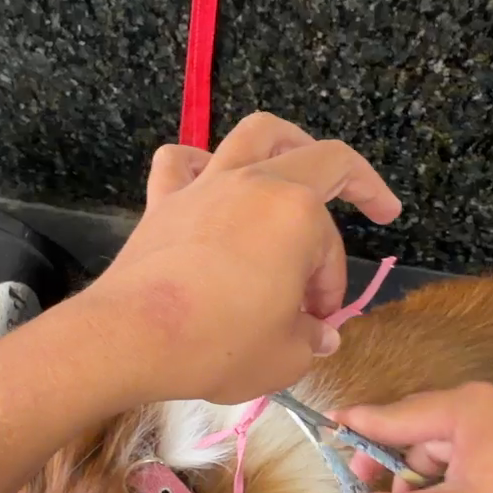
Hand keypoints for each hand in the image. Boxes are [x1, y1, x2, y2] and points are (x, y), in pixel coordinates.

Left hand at [72, 113, 401, 404]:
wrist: (131, 340)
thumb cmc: (218, 346)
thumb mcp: (284, 357)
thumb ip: (311, 340)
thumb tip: (320, 336)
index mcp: (296, 213)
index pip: (332, 245)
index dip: (333, 284)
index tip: (320, 321)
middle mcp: (254, 184)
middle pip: (317, 159)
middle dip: (350, 187)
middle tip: (362, 216)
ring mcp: (204, 186)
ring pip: (254, 135)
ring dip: (287, 142)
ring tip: (297, 165)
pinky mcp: (162, 203)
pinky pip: (181, 163)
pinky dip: (200, 165)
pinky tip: (209, 182)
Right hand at [318, 383, 492, 492]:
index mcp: (469, 407)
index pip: (394, 415)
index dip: (354, 427)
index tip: (321, 431)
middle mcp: (491, 400)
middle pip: (417, 427)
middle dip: (389, 463)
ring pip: (440, 442)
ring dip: (418, 475)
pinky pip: (466, 449)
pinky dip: (446, 475)